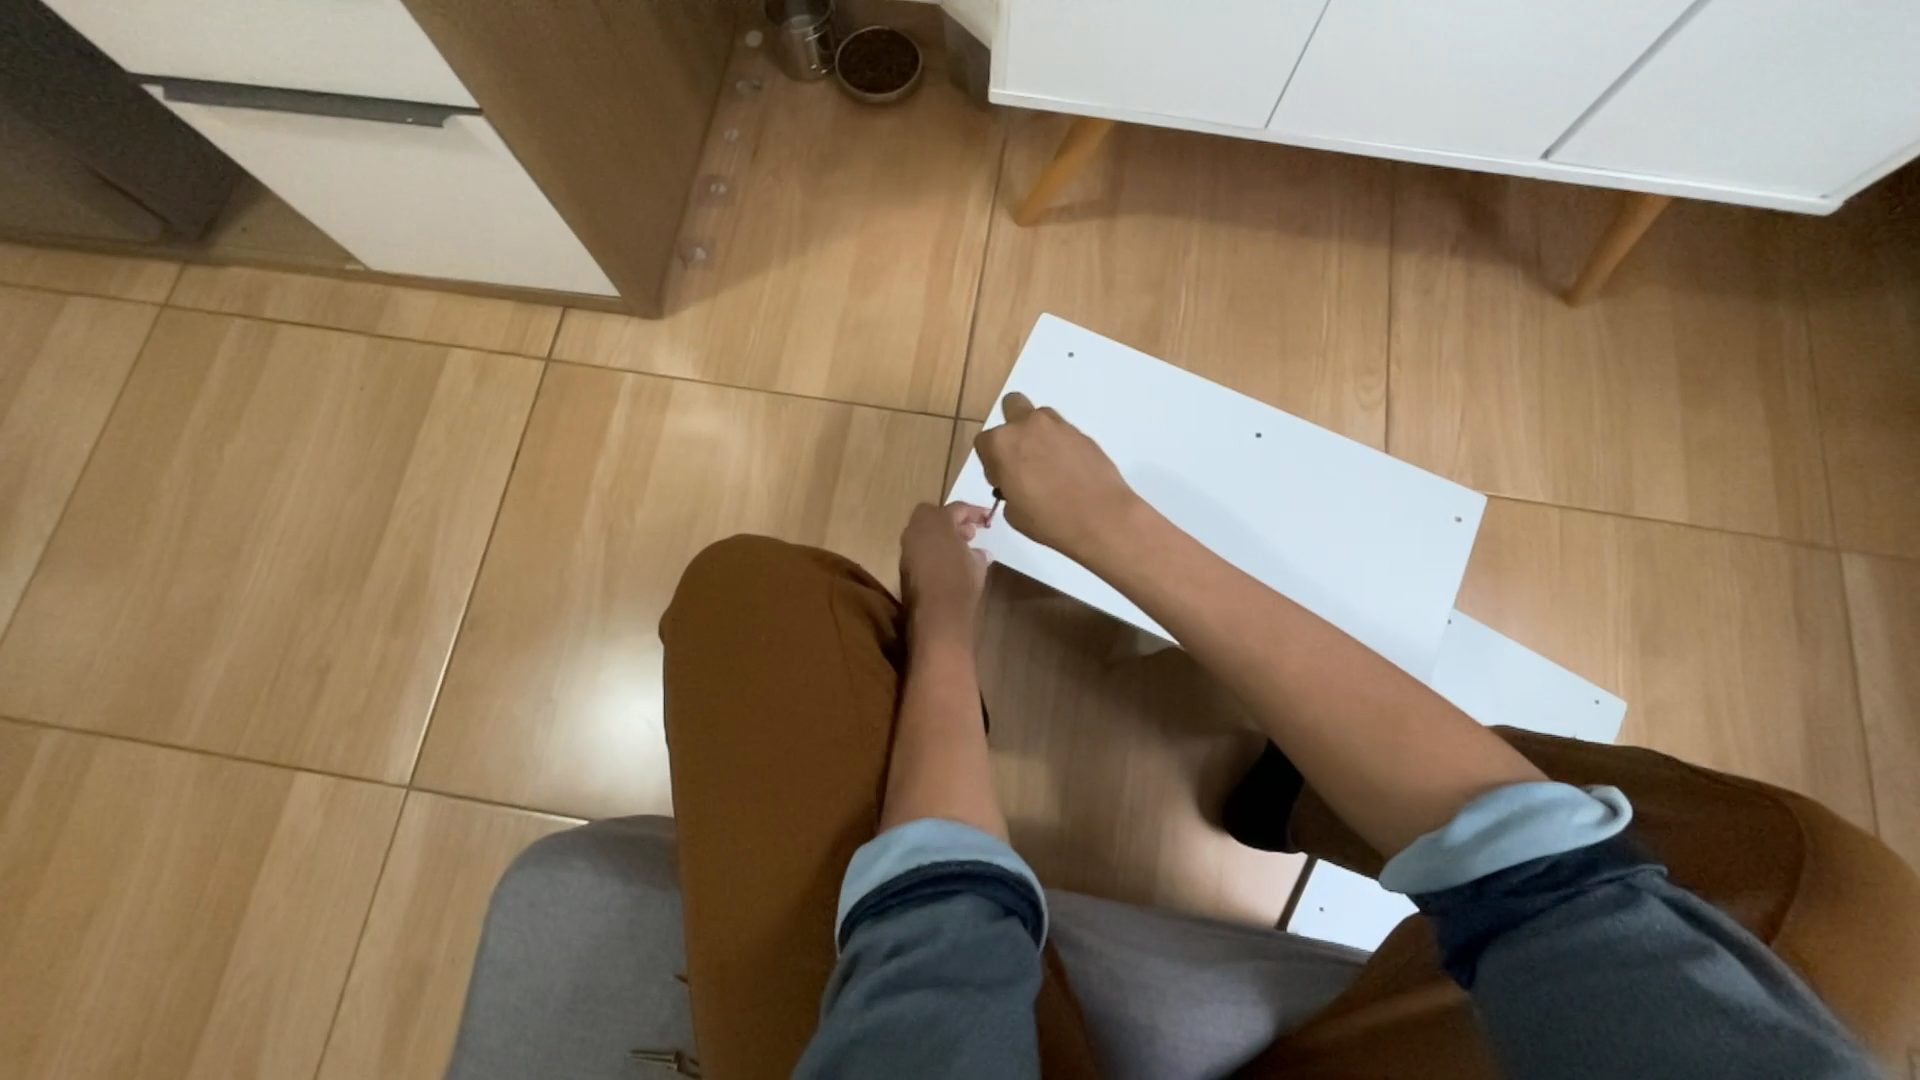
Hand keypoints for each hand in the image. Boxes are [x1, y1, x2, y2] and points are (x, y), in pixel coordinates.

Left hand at [899, 502, 991, 647]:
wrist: (936, 614)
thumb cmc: (961, 583)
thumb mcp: (978, 563)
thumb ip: (978, 552)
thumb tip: (980, 552)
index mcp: (937, 521)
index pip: (957, 508)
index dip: (975, 512)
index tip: (988, 519)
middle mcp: (917, 528)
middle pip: (934, 513)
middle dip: (952, 519)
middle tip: (970, 532)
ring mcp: (907, 546)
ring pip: (924, 529)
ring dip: (941, 534)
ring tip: (960, 547)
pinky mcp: (903, 563)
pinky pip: (919, 546)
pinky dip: (932, 547)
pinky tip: (947, 561)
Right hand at [974, 392, 1142, 565]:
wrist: (1101, 517)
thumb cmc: (1049, 519)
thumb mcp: (1013, 512)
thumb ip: (1007, 487)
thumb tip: (1016, 482)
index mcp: (1002, 443)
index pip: (984, 442)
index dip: (992, 463)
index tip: (1003, 481)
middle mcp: (1028, 425)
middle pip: (1012, 406)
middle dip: (1013, 427)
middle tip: (1021, 458)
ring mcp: (1058, 426)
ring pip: (1040, 417)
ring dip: (1038, 434)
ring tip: (1048, 466)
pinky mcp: (1083, 434)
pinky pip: (1063, 434)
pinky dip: (1061, 447)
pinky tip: (1069, 472)